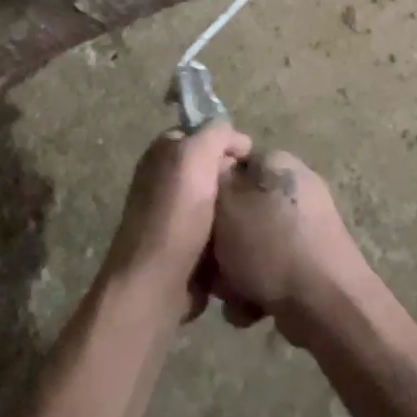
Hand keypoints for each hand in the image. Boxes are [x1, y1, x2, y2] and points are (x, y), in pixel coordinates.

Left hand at [103, 122, 252, 319]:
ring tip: (260, 214)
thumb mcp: (194, 157)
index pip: (201, 134)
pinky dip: (232, 235)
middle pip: (213, 169)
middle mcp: (166, 181)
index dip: (227, 142)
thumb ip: (216, 134)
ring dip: (237, 208)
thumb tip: (239, 141)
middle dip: (235, 177)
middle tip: (258, 190)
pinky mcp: (187, 246)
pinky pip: (219, 232)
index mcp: (162, 155)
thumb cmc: (174, 216)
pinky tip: (248, 239)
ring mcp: (176, 216)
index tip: (250, 159)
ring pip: (219, 201)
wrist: (157, 282)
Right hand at [211, 149, 368, 342]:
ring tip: (232, 295)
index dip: (207, 191)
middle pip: (237, 211)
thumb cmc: (270, 247)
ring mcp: (305, 228)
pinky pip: (269, 268)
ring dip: (233, 274)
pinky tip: (250, 310)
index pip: (228, 164)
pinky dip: (256, 288)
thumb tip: (213, 167)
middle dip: (219, 244)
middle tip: (211, 266)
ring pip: (249, 245)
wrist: (327, 304)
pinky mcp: (311, 263)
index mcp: (278, 163)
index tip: (193, 220)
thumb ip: (213, 179)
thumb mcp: (227, 204)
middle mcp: (294, 189)